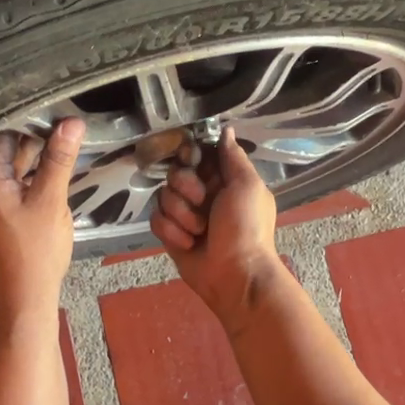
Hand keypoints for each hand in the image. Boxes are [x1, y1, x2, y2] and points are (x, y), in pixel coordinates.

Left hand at [0, 118, 84, 315]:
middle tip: (65, 139)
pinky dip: (27, 184)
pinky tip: (49, 185)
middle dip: (34, 147)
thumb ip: (59, 159)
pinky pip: (9, 191)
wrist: (25, 296)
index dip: (31, 128)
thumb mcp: (51, 199)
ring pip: (9, 174)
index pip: (5, 138)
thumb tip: (71, 123)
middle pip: (5, 155)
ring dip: (33, 166)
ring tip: (61, 159)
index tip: (57, 121)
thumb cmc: (36, 250)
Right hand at [149, 128, 286, 325]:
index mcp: (223, 179)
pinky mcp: (171, 234)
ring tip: (199, 231)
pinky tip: (188, 244)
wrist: (235, 274)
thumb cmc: (246, 227)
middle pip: (175, 173)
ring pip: (163, 197)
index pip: (196, 154)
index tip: (191, 161)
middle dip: (185, 188)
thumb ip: (233, 157)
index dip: (190, 156)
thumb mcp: (247, 186)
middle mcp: (202, 193)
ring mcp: (185, 214)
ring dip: (181, 215)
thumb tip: (226, 129)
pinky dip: (171, 232)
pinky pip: (156, 220)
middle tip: (201, 202)